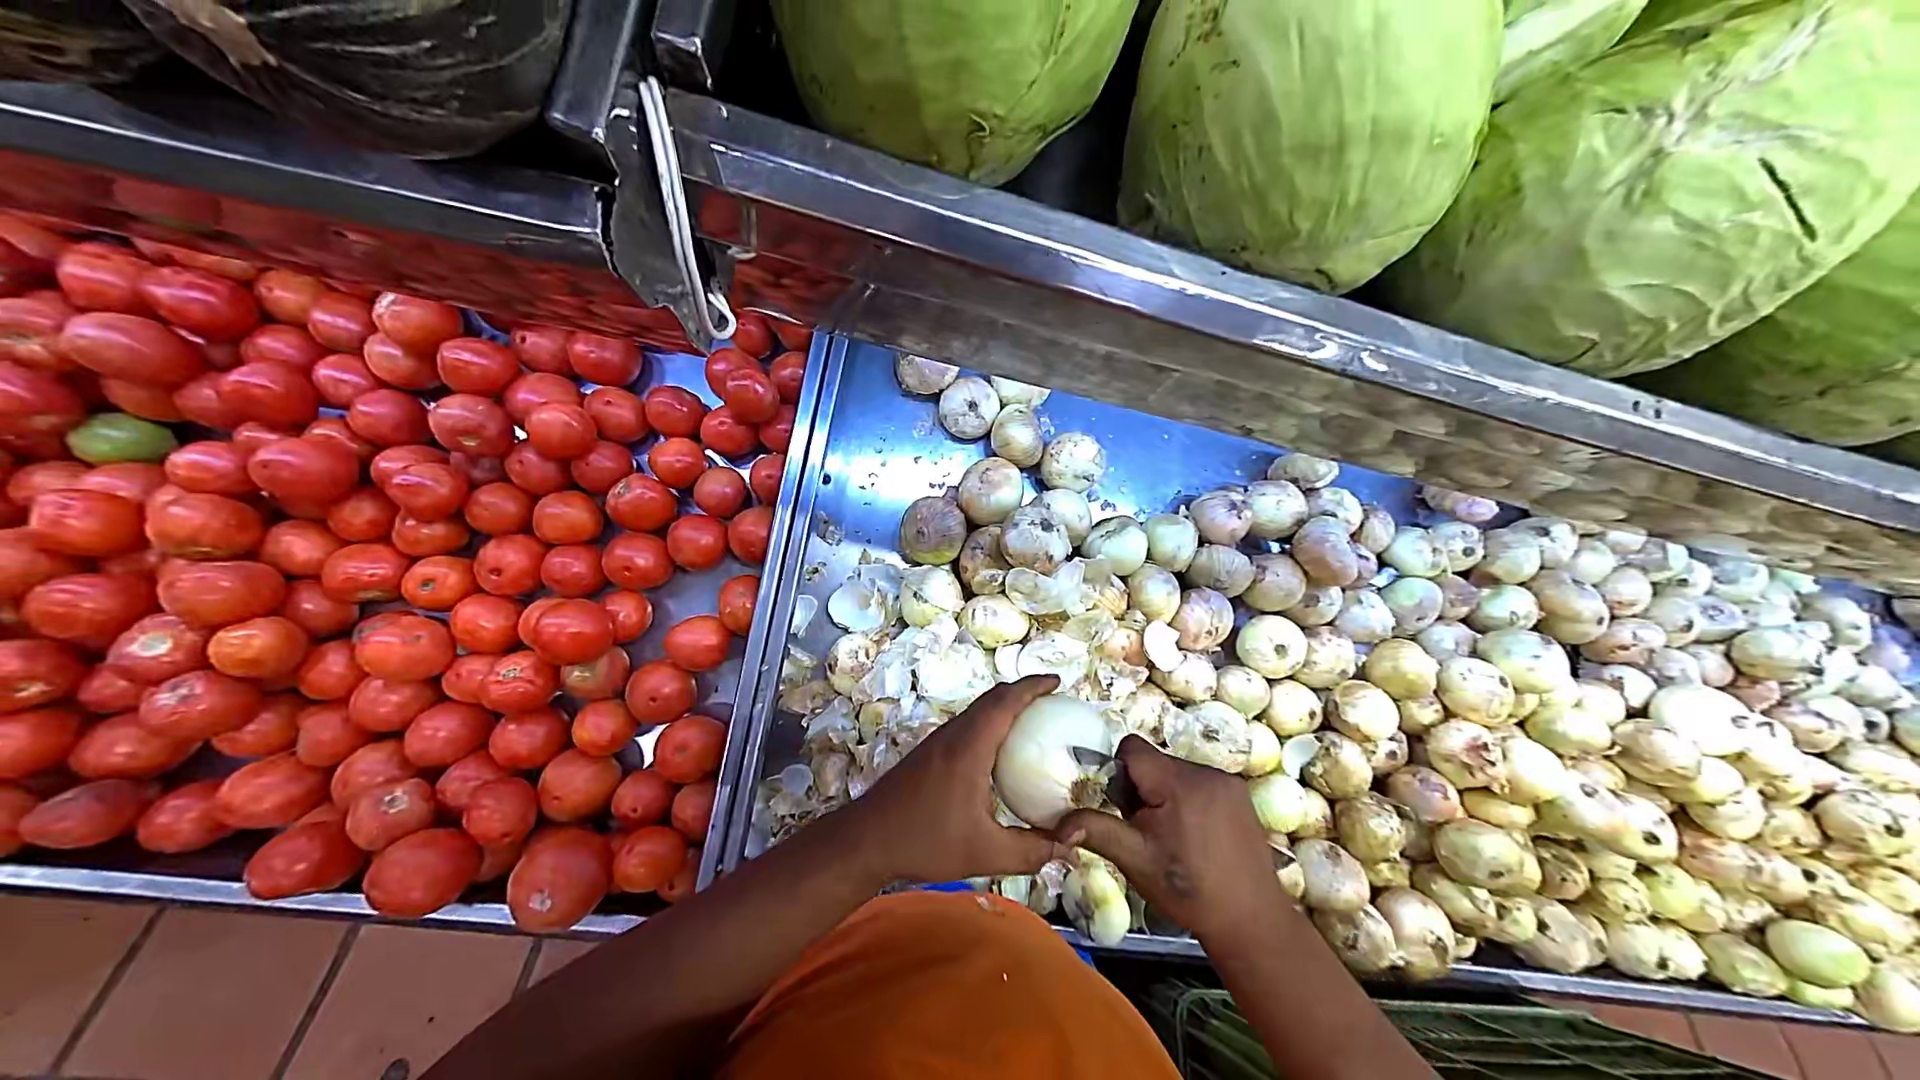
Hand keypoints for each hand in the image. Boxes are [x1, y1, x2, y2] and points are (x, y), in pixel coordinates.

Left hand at [836, 675, 1068, 885]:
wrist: (866, 839)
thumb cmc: (925, 840)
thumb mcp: (985, 852)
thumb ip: (1031, 851)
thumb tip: (1067, 848)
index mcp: (969, 747)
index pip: (1006, 702)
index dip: (1033, 686)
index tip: (1057, 681)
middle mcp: (953, 735)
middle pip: (992, 699)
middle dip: (1023, 692)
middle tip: (1052, 700)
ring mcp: (937, 742)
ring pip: (977, 711)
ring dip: (1004, 707)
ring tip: (1033, 721)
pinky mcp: (928, 754)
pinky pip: (967, 725)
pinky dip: (989, 723)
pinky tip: (999, 751)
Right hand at [1056, 735, 1291, 945]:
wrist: (1252, 920)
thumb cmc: (1188, 889)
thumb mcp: (1135, 860)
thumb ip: (1096, 831)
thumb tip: (1059, 825)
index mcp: (1177, 782)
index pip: (1131, 749)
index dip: (1119, 774)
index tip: (1124, 810)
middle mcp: (1205, 771)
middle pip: (1153, 762)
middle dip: (1141, 788)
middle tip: (1146, 830)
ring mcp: (1227, 781)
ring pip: (1174, 772)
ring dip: (1164, 794)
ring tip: (1172, 836)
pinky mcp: (1240, 794)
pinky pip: (1199, 782)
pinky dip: (1188, 800)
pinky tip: (1195, 836)